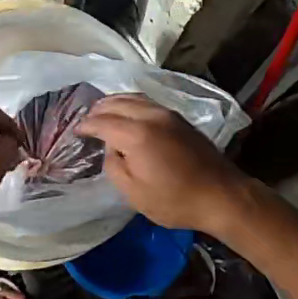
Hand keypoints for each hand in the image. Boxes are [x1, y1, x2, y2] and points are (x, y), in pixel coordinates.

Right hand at [76, 94, 255, 234]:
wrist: (221, 195)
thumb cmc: (175, 200)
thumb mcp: (134, 193)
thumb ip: (115, 166)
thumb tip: (112, 149)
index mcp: (137, 133)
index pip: (103, 121)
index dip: (86, 126)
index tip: (76, 131)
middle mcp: (152, 116)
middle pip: (118, 102)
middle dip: (99, 109)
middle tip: (86, 119)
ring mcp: (170, 115)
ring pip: (136, 98)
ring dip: (117, 103)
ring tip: (104, 113)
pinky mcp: (181, 120)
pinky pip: (149, 104)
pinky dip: (133, 105)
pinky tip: (129, 116)